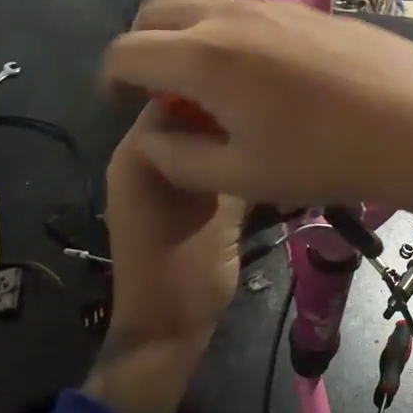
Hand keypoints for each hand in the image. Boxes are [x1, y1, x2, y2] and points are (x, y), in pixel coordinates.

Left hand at [84, 100, 244, 412]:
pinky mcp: (167, 200)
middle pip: (182, 113)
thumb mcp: (218, 213)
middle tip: (273, 104)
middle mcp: (138, 157)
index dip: (215, 84)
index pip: (173, 94)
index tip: (259, 81)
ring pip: (191, 139)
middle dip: (223, 108)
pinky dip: (219, 158)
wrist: (164, 331)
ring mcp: (151, 180)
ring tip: (270, 126)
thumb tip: (262, 126)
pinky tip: (257, 157)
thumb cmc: (186, 272)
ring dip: (224, 133)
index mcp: (139, 154)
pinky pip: (194, 163)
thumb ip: (232, 164)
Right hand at [101, 0, 412, 221]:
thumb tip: (151, 139)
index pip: (124, 53)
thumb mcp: (241, 175)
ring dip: (183, 39)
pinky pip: (239, 10)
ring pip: (199, 7)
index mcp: (201, 57)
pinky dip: (222, 34)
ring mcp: (268, 4)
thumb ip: (179, 159)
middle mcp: (226, 15)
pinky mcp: (302, 6)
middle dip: (140, 50)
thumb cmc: (324, 157)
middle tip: (157, 95)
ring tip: (207, 88)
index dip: (109, 82)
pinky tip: (255, 76)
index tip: (120, 108)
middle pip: (153, 14)